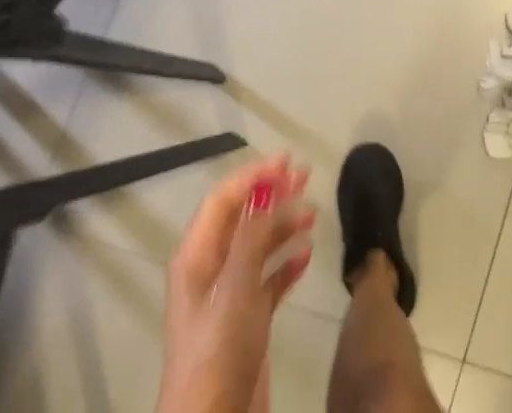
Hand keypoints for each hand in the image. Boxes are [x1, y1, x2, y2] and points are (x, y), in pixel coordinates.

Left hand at [157, 155, 317, 412]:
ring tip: (314, 212)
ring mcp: (230, 297)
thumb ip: (252, 239)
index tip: (288, 160)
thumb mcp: (234, 290)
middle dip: (272, 194)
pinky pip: (269, 280)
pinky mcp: (248, 321)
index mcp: (197, 258)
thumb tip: (271, 193)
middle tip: (306, 175)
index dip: (253, 176)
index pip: (223, 201)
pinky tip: (307, 256)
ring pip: (258, 247)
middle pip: (242, 219)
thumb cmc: (217, 352)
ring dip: (284, 226)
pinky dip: (288, 264)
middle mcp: (210, 271)